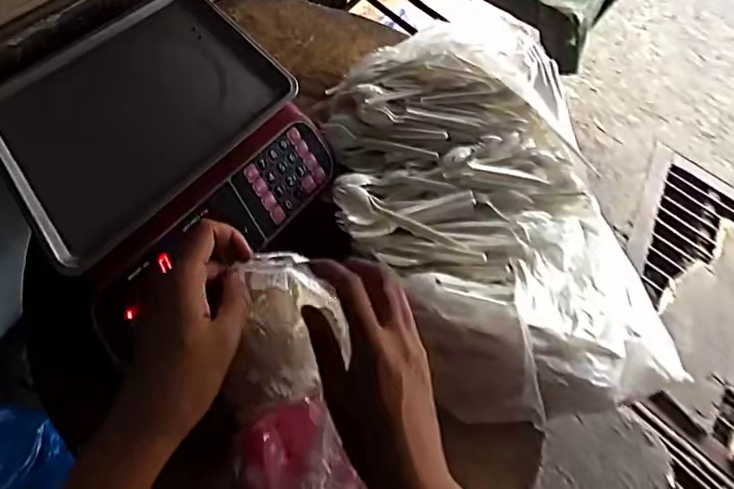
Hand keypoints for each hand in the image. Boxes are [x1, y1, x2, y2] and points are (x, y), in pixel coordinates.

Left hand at [112, 219, 252, 440]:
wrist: (145, 421)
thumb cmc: (188, 379)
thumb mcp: (225, 337)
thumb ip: (236, 297)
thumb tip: (237, 277)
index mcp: (181, 277)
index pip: (204, 230)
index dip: (231, 236)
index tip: (247, 261)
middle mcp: (164, 280)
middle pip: (197, 247)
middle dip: (226, 258)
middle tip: (246, 283)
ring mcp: (156, 298)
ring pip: (190, 269)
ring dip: (215, 277)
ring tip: (235, 306)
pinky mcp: (155, 315)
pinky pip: (181, 288)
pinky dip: (202, 292)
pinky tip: (216, 321)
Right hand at [306, 260, 458, 488]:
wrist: (414, 471)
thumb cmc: (367, 439)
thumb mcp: (337, 395)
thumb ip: (324, 345)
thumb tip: (310, 307)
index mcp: (374, 344)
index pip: (353, 288)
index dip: (331, 268)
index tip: (313, 264)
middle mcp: (399, 334)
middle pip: (383, 279)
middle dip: (359, 264)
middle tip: (336, 266)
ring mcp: (416, 342)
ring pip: (398, 292)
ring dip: (375, 278)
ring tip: (352, 279)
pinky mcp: (423, 353)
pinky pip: (405, 310)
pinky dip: (387, 296)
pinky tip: (372, 308)